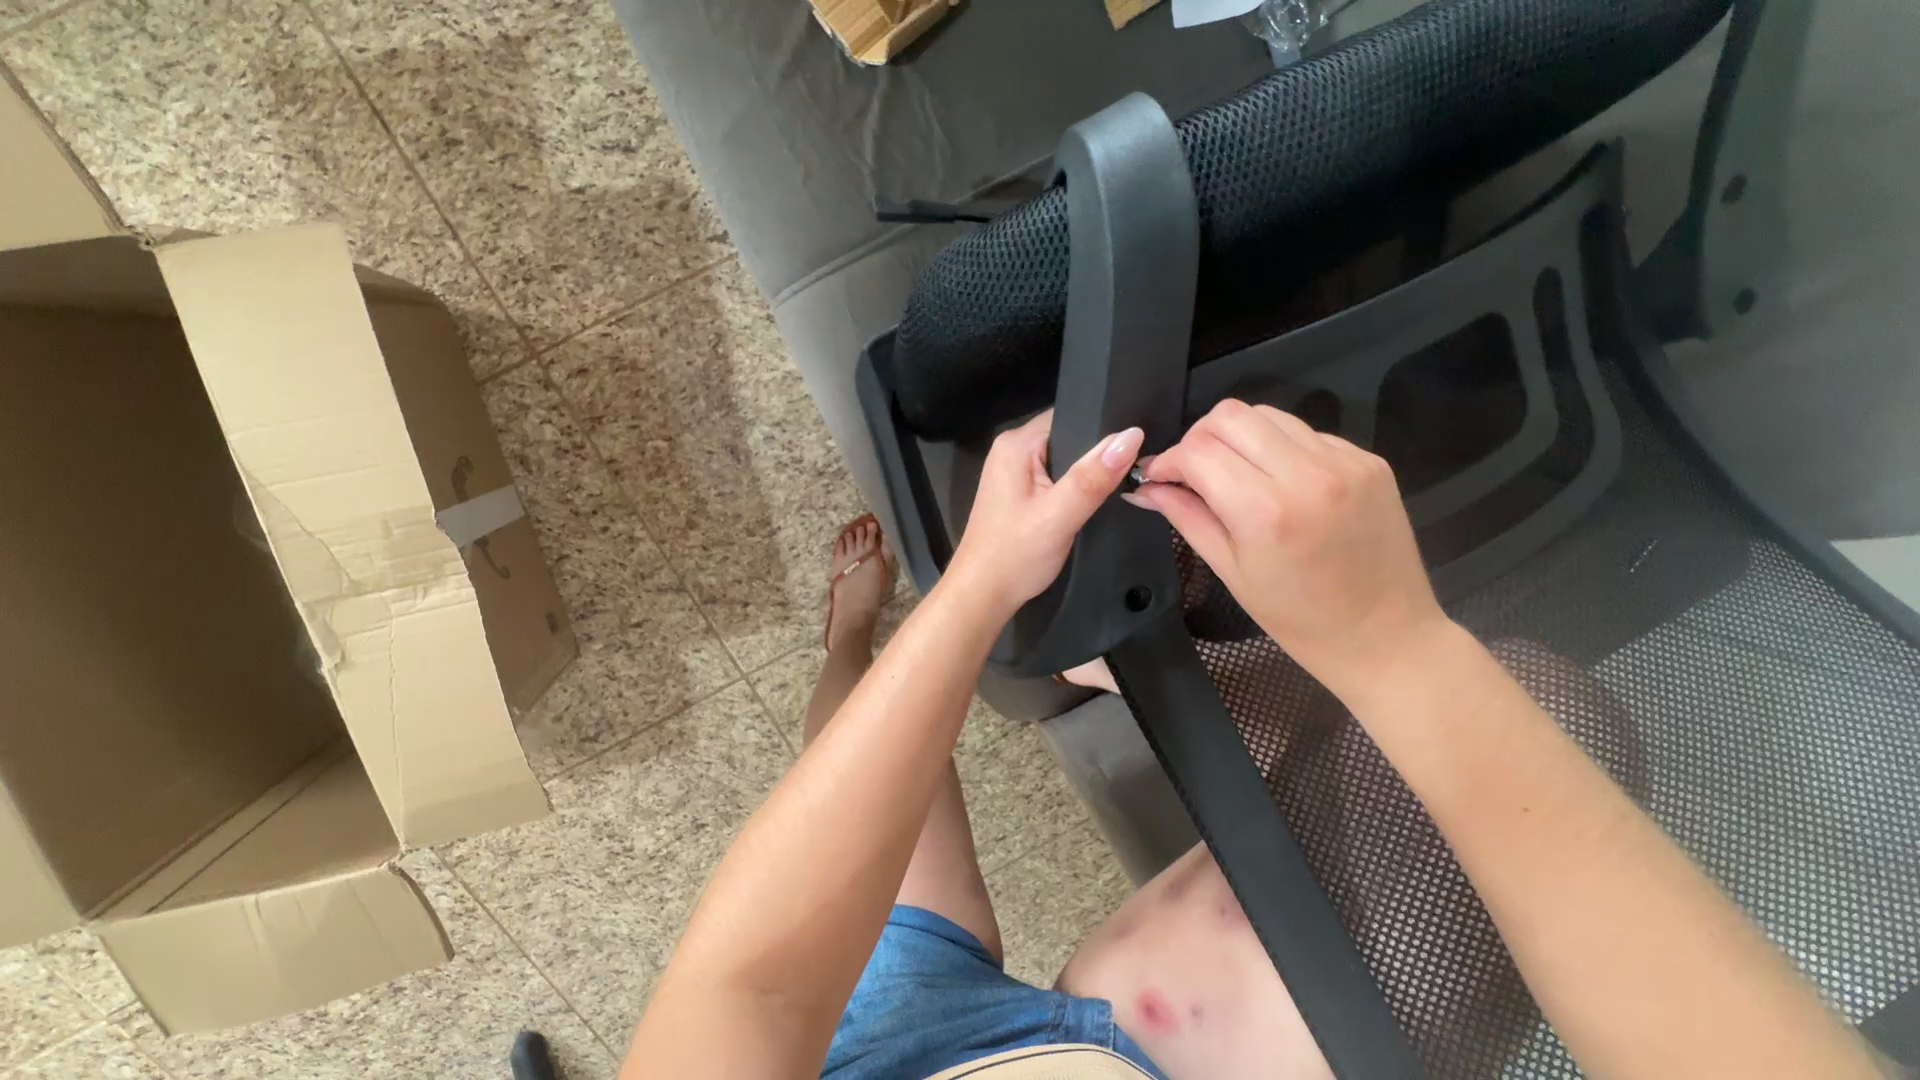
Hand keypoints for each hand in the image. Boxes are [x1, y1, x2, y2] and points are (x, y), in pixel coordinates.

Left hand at [947, 410, 1143, 615]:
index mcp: (1016, 444)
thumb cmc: (1015, 556)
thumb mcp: (1060, 515)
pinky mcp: (1018, 494)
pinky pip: (1055, 478)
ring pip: (1064, 460)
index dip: (1103, 428)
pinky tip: (1088, 502)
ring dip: (1086, 473)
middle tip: (1133, 467)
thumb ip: (1094, 476)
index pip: (1069, 416)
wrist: (982, 595)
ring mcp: (1012, 473)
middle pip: (1068, 437)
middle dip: (1096, 452)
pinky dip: (1073, 488)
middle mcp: (1011, 451)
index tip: (1137, 442)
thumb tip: (1132, 435)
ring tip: (1117, 483)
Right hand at [1130, 399, 1448, 692]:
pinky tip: (1281, 484)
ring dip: (1240, 438)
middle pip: (1230, 415)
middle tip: (1195, 473)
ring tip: (1237, 476)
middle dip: (1200, 439)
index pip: (1197, 451)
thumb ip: (1186, 517)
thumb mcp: (1231, 572)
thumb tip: (1144, 486)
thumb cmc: (1299, 618)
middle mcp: (1307, 474)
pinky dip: (1280, 449)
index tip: (1160, 478)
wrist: (1385, 636)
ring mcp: (1344, 462)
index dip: (1169, 460)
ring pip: (1268, 414)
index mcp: (1265, 511)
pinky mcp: (1369, 460)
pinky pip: (1307, 434)